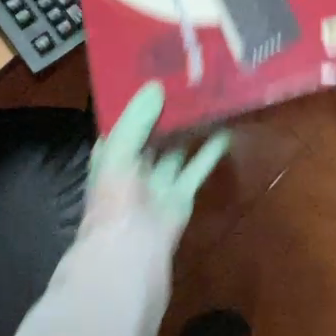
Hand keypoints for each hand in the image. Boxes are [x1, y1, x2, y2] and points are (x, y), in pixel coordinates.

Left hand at [4, 82, 230, 335]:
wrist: (126, 270)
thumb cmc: (113, 205)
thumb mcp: (116, 153)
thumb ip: (135, 120)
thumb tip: (157, 85)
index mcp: (110, 153)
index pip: (125, 116)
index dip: (140, 94)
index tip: (161, 64)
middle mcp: (132, 165)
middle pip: (153, 129)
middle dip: (168, 106)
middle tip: (193, 74)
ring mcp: (156, 185)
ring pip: (175, 146)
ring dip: (191, 125)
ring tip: (212, 95)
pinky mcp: (179, 201)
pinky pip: (194, 170)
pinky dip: (208, 152)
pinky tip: (224, 131)